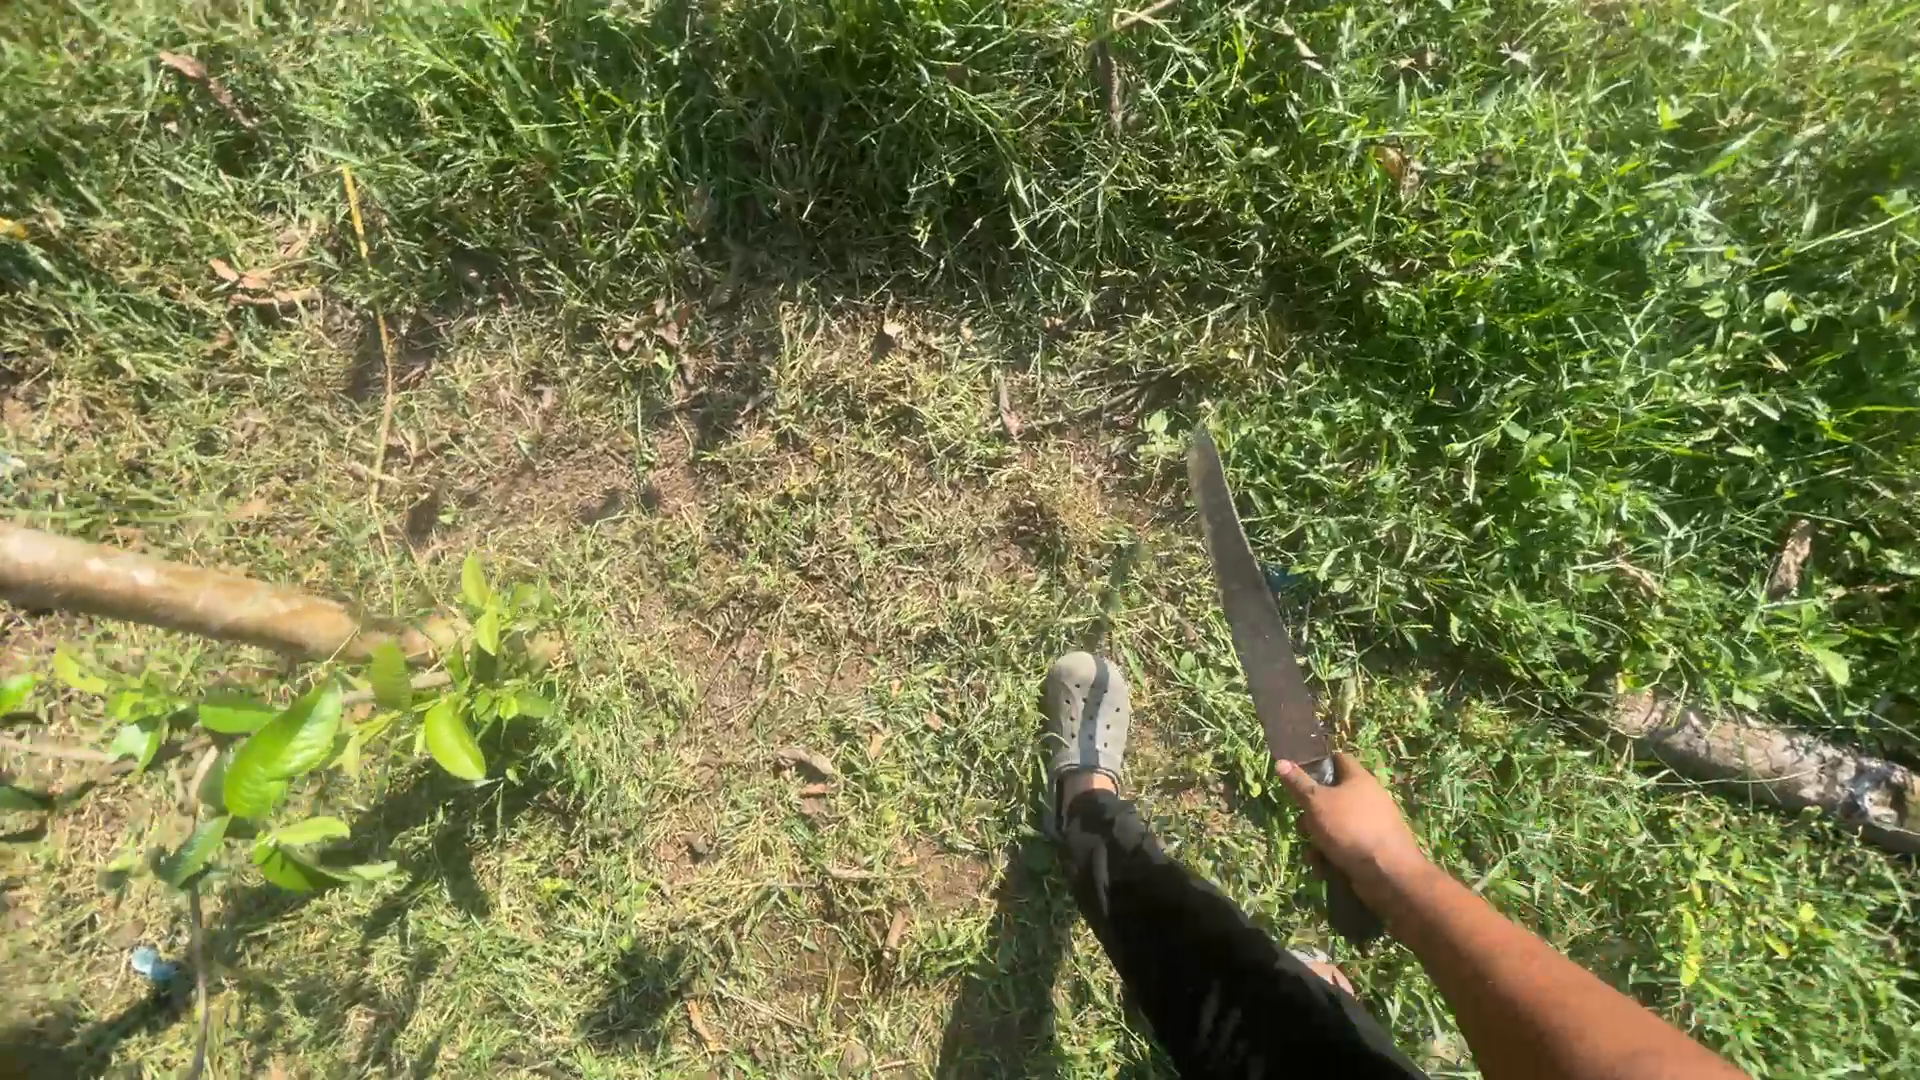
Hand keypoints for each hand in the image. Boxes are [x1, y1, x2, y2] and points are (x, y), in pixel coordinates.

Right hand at [1275, 754, 1431, 898]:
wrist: (1390, 875)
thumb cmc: (1350, 828)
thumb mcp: (1316, 802)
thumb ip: (1298, 783)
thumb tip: (1281, 762)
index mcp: (1359, 779)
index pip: (1337, 758)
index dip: (1317, 762)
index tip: (1298, 774)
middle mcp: (1368, 798)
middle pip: (1332, 795)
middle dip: (1312, 810)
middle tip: (1302, 821)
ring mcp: (1372, 824)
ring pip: (1335, 823)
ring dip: (1318, 837)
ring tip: (1311, 851)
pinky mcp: (1373, 848)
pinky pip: (1345, 844)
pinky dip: (1331, 853)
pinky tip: (1323, 865)